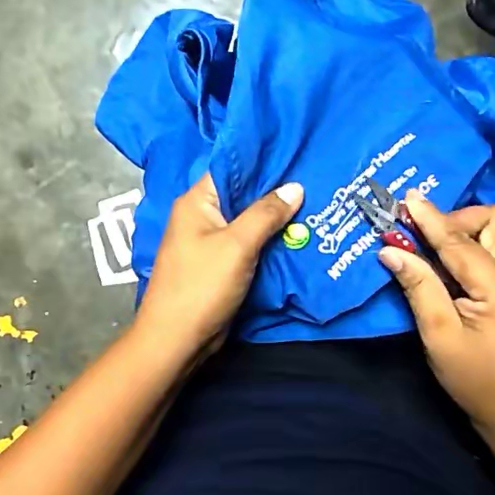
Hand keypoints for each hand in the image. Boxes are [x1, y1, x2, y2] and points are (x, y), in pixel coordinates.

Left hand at [134, 174, 304, 359]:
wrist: (178, 340)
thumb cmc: (202, 286)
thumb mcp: (237, 245)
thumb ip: (266, 214)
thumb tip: (295, 187)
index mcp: (196, 202)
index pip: (231, 168)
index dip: (263, 161)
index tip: (298, 154)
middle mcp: (201, 216)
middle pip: (243, 196)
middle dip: (276, 192)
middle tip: (316, 181)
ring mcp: (210, 242)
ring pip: (248, 223)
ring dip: (276, 219)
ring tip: (316, 204)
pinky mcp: (221, 265)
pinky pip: (249, 245)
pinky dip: (270, 242)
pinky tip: (299, 236)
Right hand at [379, 193, 494, 438]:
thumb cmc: (474, 379)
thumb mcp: (439, 336)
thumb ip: (419, 288)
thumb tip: (390, 251)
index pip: (461, 243)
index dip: (430, 220)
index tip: (407, 200)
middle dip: (460, 218)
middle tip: (427, 236)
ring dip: (469, 228)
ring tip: (437, 247)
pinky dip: (477, 242)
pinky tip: (453, 260)